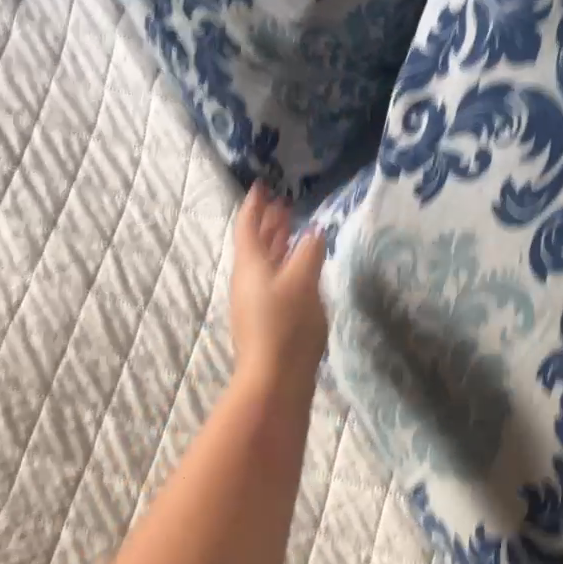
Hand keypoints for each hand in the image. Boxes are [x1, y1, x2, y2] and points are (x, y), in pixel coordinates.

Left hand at [229, 183, 327, 395]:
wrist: (274, 379)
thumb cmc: (286, 325)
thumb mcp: (303, 283)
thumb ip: (309, 253)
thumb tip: (314, 232)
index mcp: (251, 264)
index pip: (249, 225)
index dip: (256, 204)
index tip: (263, 185)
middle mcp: (248, 279)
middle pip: (256, 244)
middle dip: (270, 223)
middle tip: (285, 204)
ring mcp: (254, 301)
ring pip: (265, 263)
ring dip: (278, 245)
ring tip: (293, 231)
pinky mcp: (265, 320)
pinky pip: (273, 280)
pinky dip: (284, 266)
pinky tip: (299, 271)